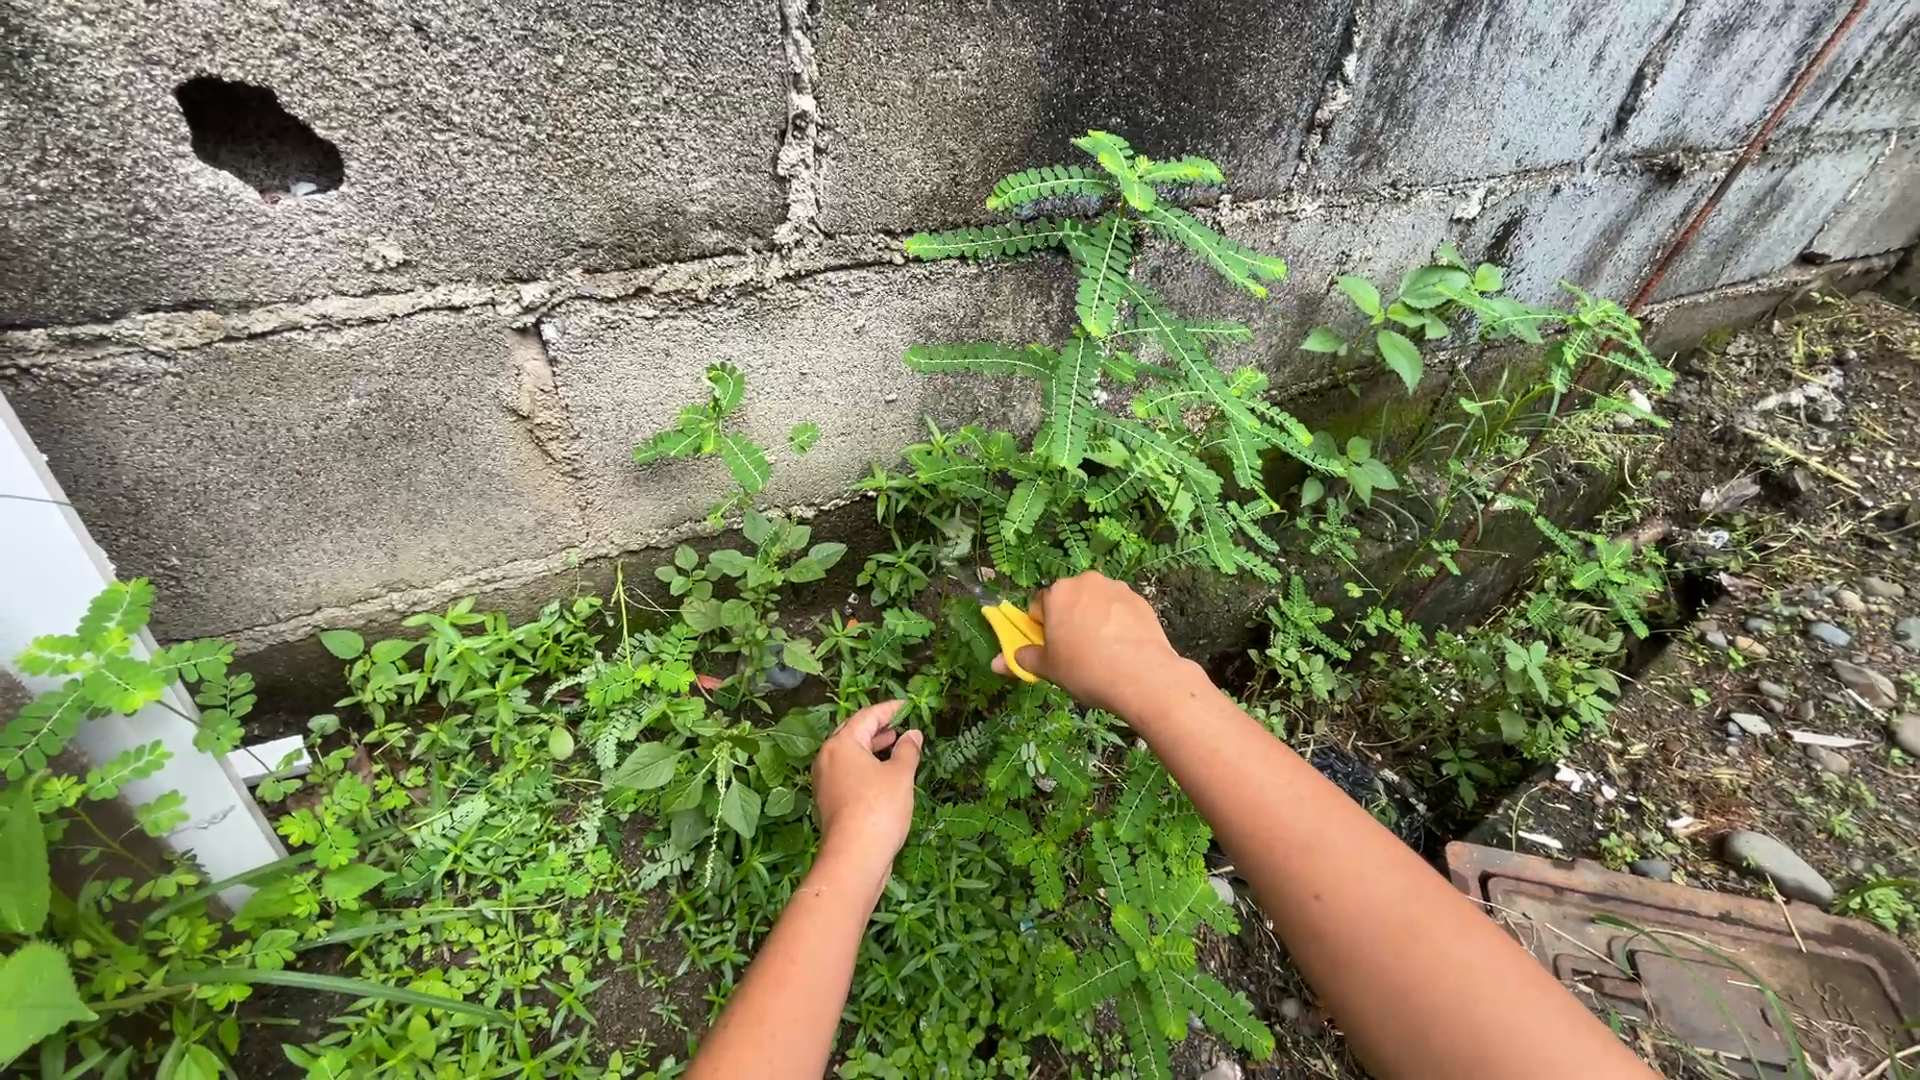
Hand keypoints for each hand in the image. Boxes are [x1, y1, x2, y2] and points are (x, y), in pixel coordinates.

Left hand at [812, 700, 922, 880]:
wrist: (854, 857)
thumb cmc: (878, 808)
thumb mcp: (900, 774)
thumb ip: (908, 749)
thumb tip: (912, 734)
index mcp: (841, 744)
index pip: (866, 716)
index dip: (889, 709)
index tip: (906, 705)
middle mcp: (827, 758)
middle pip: (853, 733)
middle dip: (877, 727)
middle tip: (899, 723)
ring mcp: (825, 780)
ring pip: (849, 754)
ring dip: (872, 747)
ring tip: (895, 744)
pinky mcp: (829, 800)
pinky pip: (848, 772)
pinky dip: (865, 766)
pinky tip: (884, 772)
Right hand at [990, 571, 1189, 714]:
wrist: (1142, 676)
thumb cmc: (1085, 669)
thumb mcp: (1048, 668)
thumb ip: (1021, 660)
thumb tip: (995, 664)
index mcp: (1057, 593)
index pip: (1038, 607)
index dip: (1042, 630)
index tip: (1053, 649)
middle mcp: (1085, 581)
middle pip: (1068, 600)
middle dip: (1068, 620)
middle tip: (1076, 652)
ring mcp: (1116, 588)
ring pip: (1095, 603)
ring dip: (1093, 619)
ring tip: (1103, 651)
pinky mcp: (1139, 599)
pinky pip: (1119, 609)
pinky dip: (1117, 623)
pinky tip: (1122, 648)